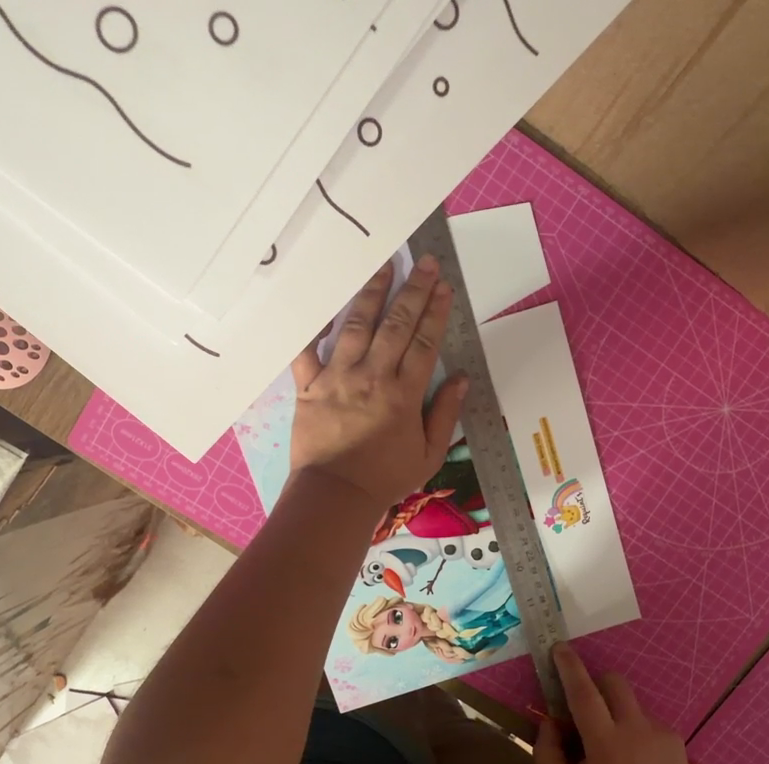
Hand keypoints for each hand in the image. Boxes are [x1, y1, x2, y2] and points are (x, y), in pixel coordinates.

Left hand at [289, 256, 466, 511]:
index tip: (443, 285)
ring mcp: (337, 377)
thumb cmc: (385, 478)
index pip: (425, 342)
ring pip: (356, 325)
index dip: (436, 311)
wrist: (335, 495)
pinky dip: (313, 326)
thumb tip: (462, 379)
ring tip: (383, 266)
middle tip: (424, 263)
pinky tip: (325, 302)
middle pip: (396, 325)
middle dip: (412, 290)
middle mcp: (372, 376)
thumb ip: (445, 414)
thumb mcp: (428, 454)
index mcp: (404, 394)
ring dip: (372, 293)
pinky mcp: (309, 385)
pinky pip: (307, 349)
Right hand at [533, 642, 691, 763]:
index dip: (569, 667)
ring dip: (614, 714)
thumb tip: (548, 721)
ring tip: (613, 753)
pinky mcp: (674, 739)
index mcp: (605, 744)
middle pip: (614, 683)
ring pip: (629, 703)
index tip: (559, 648)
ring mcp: (660, 733)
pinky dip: (633, 730)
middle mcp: (636, 730)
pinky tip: (634, 762)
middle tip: (584, 708)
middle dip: (595, 684)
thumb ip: (545, 753)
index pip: (584, 693)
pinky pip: (645, 721)